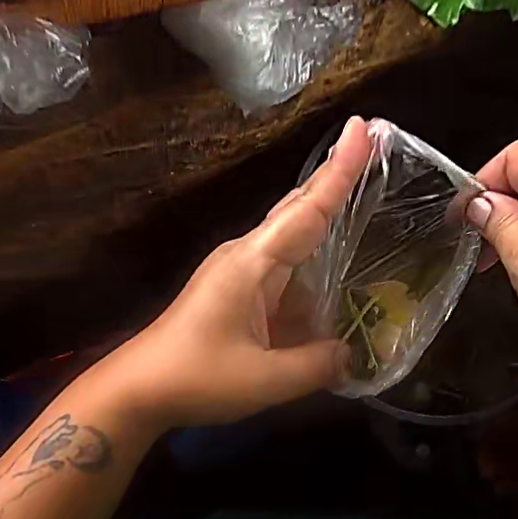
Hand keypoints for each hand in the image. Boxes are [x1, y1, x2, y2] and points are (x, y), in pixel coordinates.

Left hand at [92, 117, 372, 428]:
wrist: (139, 391)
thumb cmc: (197, 378)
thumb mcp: (265, 380)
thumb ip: (316, 365)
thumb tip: (348, 355)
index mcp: (252, 264)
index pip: (306, 210)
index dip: (339, 172)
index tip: (365, 128)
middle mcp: (246, 259)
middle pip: (299, 213)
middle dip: (336, 184)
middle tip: (378, 152)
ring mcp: (238, 277)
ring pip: (293, 248)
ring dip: (328, 233)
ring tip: (369, 212)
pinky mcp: (234, 298)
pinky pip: (283, 279)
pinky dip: (312, 277)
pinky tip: (335, 286)